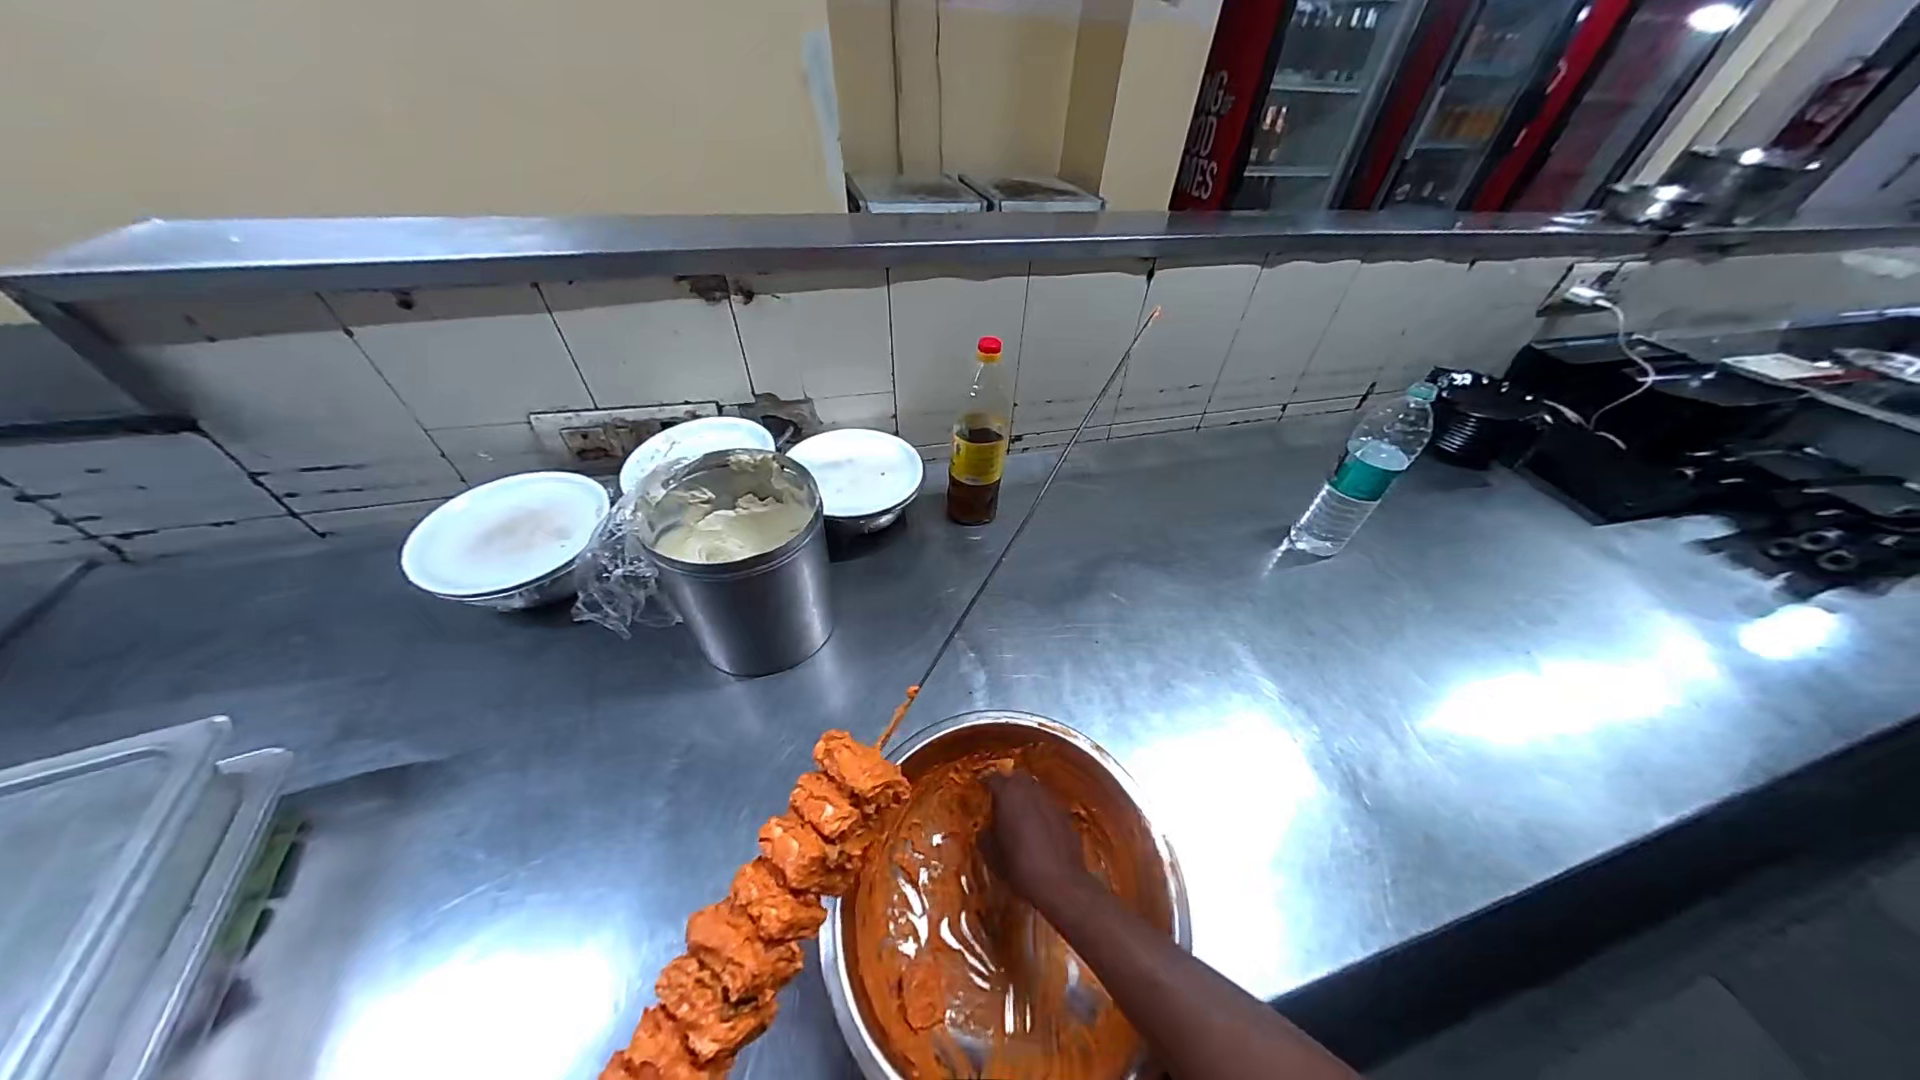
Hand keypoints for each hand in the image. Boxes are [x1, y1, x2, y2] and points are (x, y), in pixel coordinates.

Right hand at [980, 771, 1094, 908]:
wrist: (1060, 883)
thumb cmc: (1019, 866)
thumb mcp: (992, 854)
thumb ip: (985, 835)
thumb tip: (985, 830)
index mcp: (1008, 794)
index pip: (993, 778)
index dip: (986, 784)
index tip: (981, 791)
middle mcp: (1031, 791)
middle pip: (1017, 777)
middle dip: (1008, 785)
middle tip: (1001, 800)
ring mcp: (1051, 801)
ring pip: (1035, 789)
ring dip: (1027, 797)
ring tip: (1020, 814)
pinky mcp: (1066, 816)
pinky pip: (1048, 806)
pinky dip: (1041, 811)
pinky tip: (1039, 829)